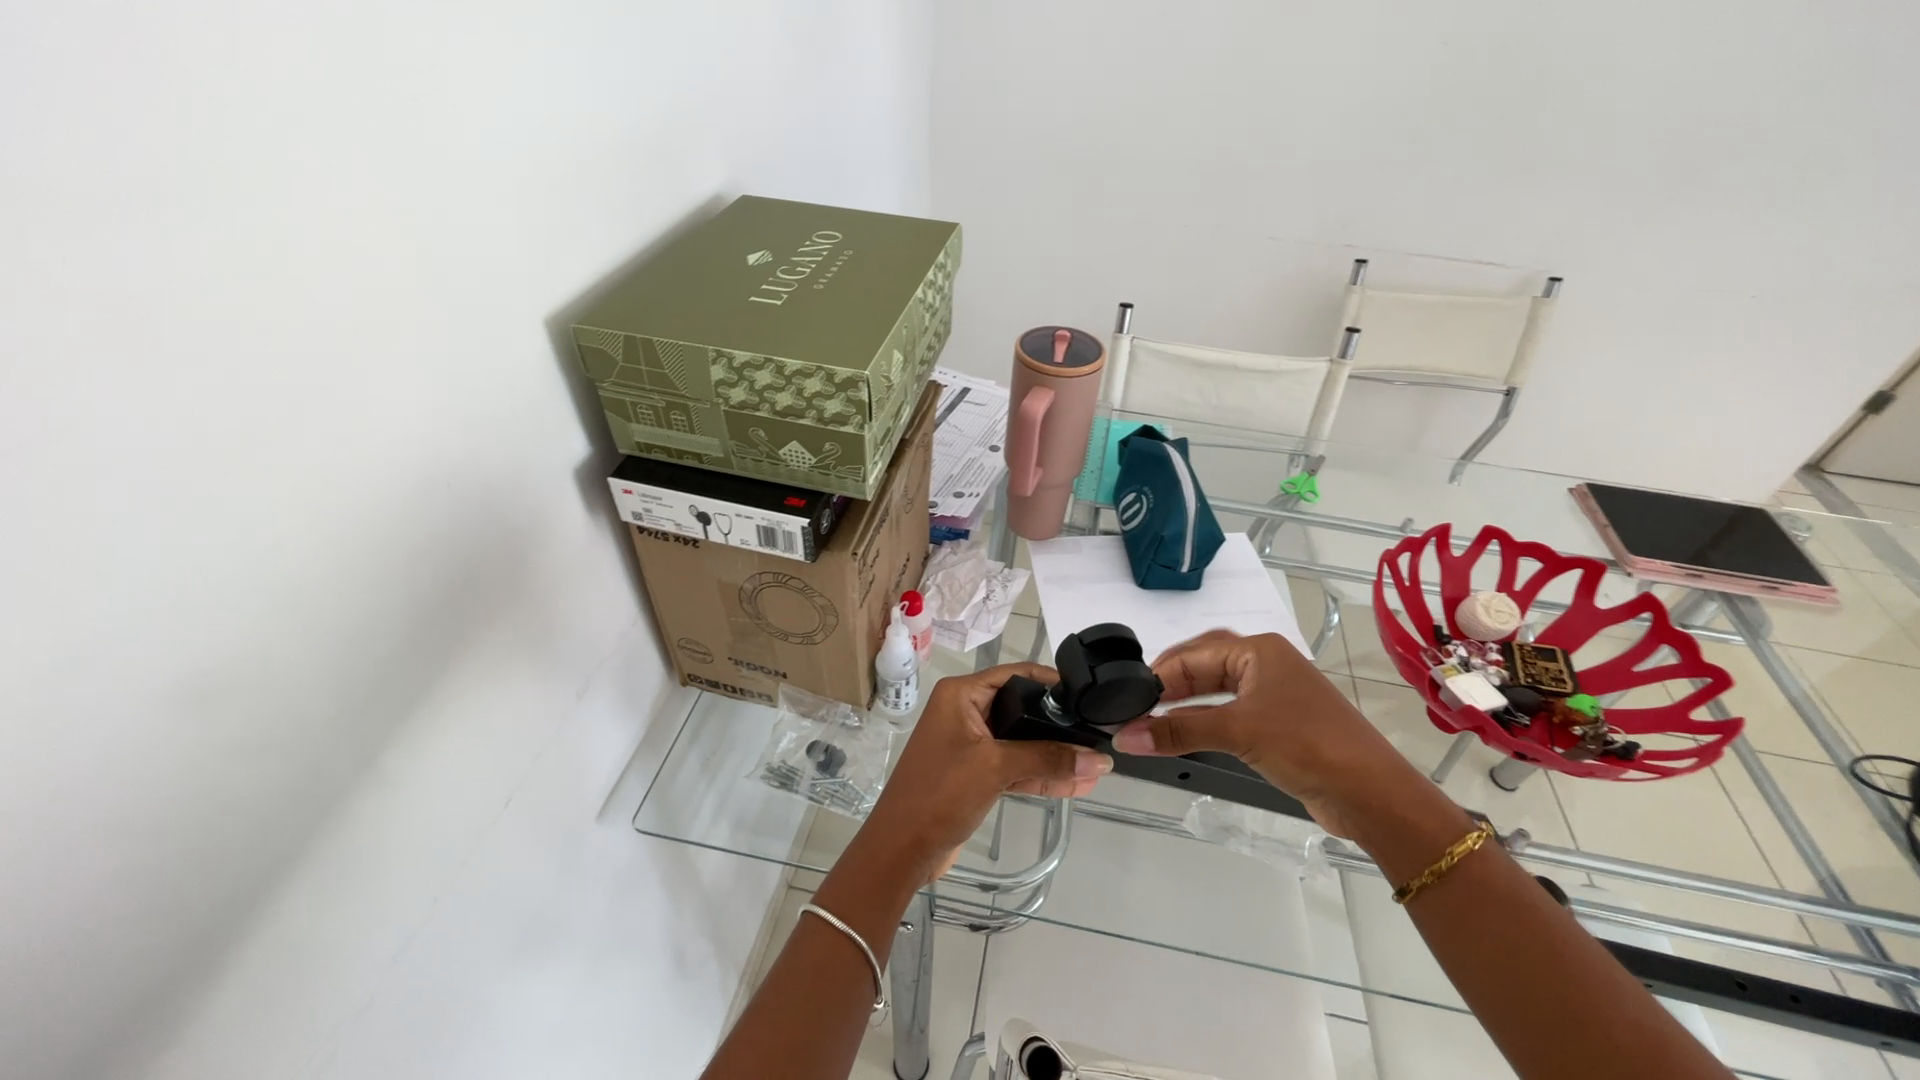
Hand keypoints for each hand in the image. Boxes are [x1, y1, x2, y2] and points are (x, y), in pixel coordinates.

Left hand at [861, 663, 1112, 882]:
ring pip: (1021, 743)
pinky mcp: (974, 776)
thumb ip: (1048, 759)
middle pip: (1021, 708)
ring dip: (1054, 756)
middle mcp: (964, 713)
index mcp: (961, 695)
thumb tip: (1099, 761)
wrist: (900, 849)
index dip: (1052, 682)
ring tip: (1096, 767)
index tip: (1088, 695)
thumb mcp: (995, 767)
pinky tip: (1076, 785)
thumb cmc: (940, 794)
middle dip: (1058, 725)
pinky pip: (1015, 768)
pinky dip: (1040, 776)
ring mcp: (970, 746)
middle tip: (1098, 734)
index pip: (1015, 674)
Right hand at [1110, 630, 1414, 836]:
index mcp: (1258, 651)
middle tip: (1134, 706)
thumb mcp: (1237, 731)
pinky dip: (1203, 721)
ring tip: (1151, 720)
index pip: (1193, 654)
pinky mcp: (1279, 724)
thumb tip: (1124, 736)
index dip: (1158, 675)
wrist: (1370, 792)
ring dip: (1184, 704)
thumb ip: (1177, 730)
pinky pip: (1229, 713)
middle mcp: (1265, 664)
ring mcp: (1274, 694)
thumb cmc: (1306, 745)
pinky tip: (1185, 734)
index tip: (1125, 699)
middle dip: (1169, 684)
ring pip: (1216, 690)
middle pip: (1203, 665)